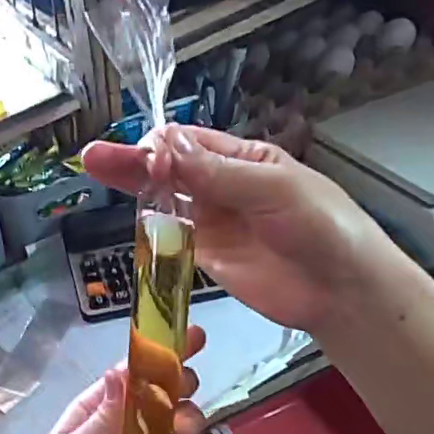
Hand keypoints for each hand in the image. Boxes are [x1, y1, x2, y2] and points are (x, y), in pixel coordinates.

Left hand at [13, 326, 206, 433]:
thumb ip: (101, 419)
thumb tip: (118, 373)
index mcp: (100, 404)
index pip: (132, 372)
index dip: (160, 353)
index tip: (190, 336)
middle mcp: (127, 418)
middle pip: (162, 389)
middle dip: (179, 381)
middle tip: (187, 384)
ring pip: (178, 418)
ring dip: (187, 415)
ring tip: (183, 426)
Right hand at [81, 126, 407, 334]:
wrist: (340, 291)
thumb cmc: (321, 227)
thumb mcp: (275, 190)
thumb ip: (219, 174)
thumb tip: (167, 146)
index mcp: (242, 159)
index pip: (190, 142)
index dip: (163, 147)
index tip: (149, 160)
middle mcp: (221, 187)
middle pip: (168, 170)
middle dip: (132, 161)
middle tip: (93, 155)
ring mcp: (211, 223)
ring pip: (163, 202)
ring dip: (133, 190)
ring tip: (97, 172)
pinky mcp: (204, 257)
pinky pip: (169, 239)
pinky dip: (148, 229)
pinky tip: (128, 219)